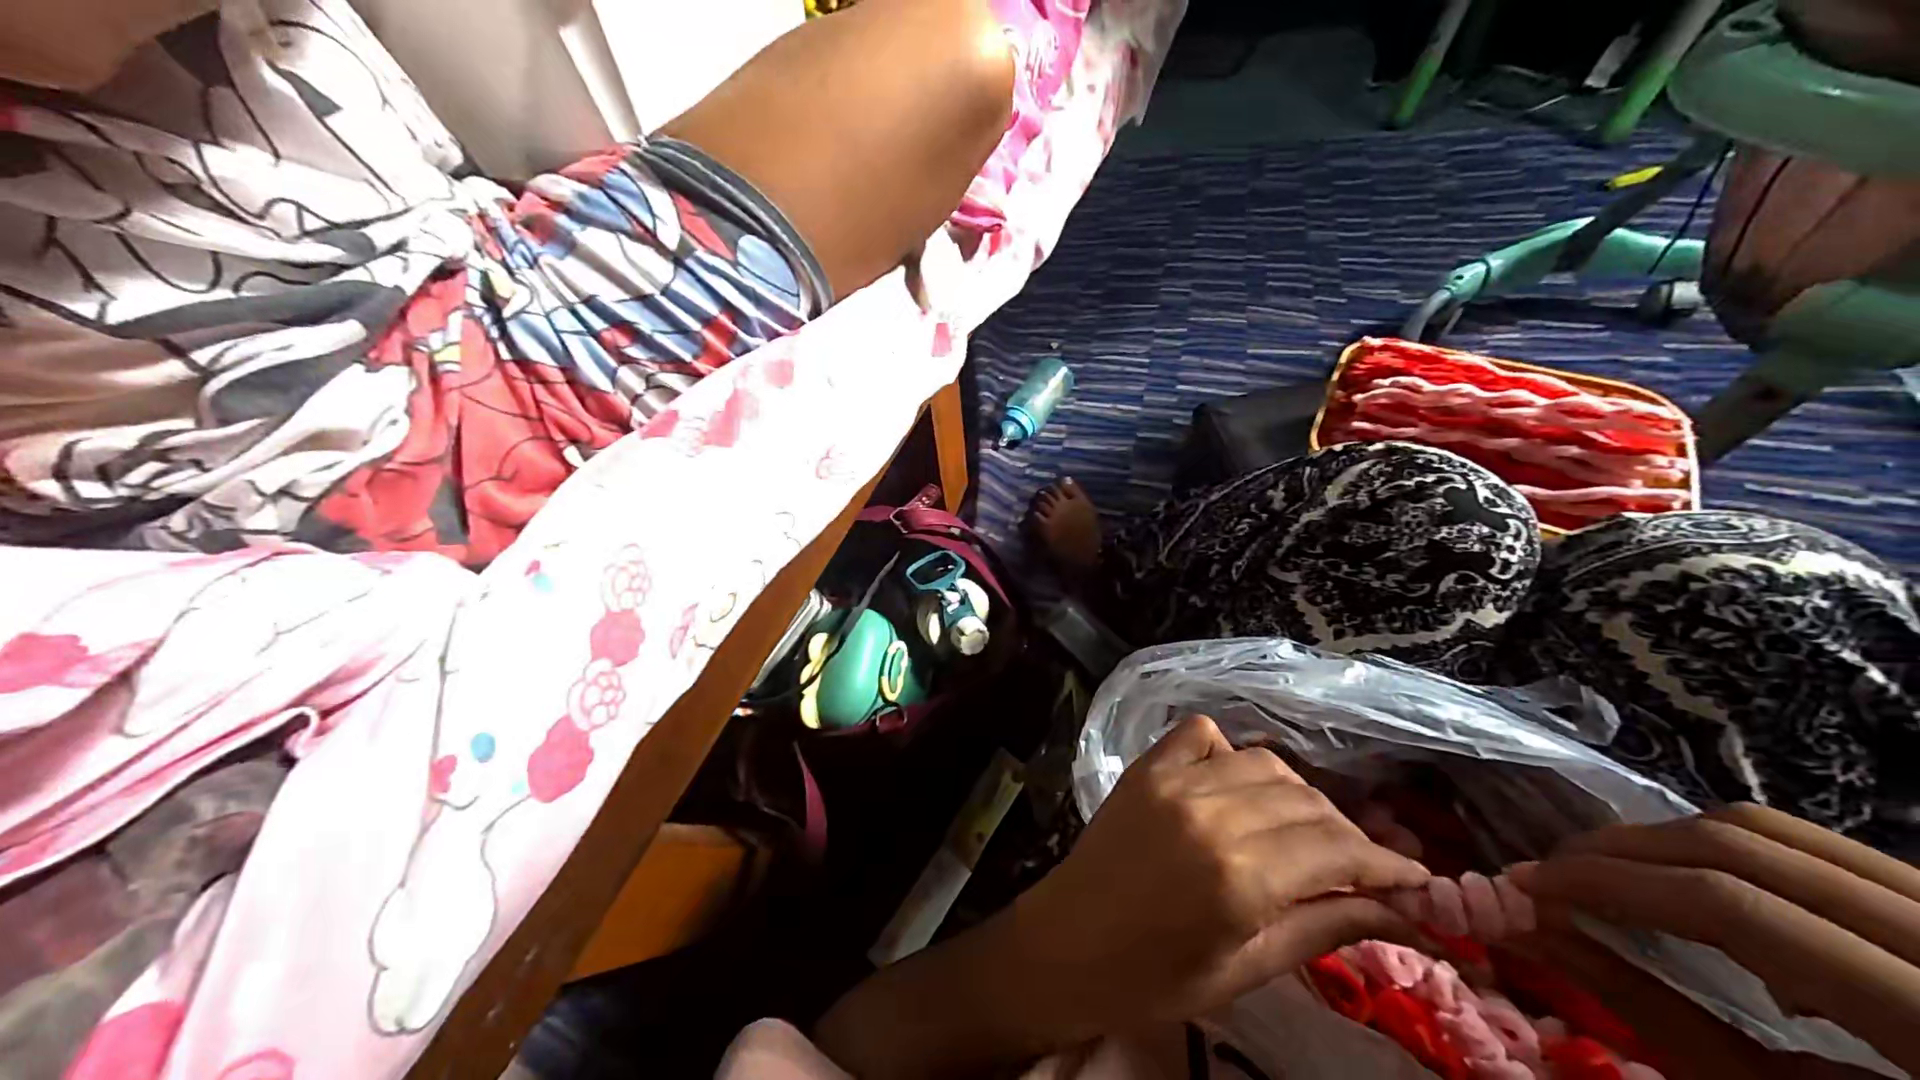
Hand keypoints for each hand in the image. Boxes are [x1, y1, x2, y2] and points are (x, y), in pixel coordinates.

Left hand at [814, 715, 1428, 1077]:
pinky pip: (1203, 734)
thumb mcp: (1246, 967)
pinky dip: (1232, 752)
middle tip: (1359, 866)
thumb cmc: (1153, 977)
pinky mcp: (1144, 768)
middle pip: (1307, 802)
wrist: (1063, 946)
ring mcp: (1172, 782)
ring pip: (1264, 763)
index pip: (1339, 849)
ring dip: (1297, 795)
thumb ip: (1324, 928)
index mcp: (1239, 876)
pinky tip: (1238, 784)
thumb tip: (1404, 914)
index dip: (1388, 865)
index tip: (1417, 882)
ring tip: (1303, 830)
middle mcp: (1211, 813)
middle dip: (1347, 833)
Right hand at [1507, 804, 1919, 1078]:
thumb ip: (1652, 1009)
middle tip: (1553, 871)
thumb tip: (1533, 928)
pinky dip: (1724, 852)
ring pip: (1771, 830)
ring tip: (1608, 873)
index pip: (1730, 905)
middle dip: (1624, 850)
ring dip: (1665, 841)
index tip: (1528, 883)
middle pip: (1742, 845)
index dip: (1613, 882)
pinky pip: (1808, 845)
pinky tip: (1694, 891)